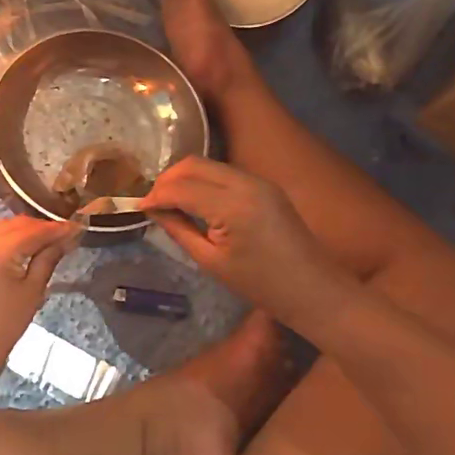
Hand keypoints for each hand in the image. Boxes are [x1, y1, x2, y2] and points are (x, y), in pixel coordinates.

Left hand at [0, 217, 80, 380]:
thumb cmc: (4, 326)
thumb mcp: (32, 292)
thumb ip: (47, 260)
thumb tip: (65, 240)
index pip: (32, 231)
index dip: (55, 228)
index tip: (75, 227)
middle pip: (14, 224)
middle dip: (38, 226)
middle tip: (62, 234)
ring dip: (21, 230)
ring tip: (43, 239)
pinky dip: (3, 237)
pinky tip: (18, 246)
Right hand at [142, 157, 354, 325]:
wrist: (315, 290)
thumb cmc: (261, 285)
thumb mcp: (210, 261)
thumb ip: (178, 229)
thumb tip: (153, 210)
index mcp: (232, 206)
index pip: (181, 188)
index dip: (156, 195)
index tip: (140, 207)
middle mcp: (246, 184)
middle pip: (192, 164)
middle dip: (167, 179)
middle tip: (153, 201)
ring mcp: (258, 181)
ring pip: (207, 164)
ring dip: (184, 177)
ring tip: (170, 200)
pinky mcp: (265, 184)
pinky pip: (223, 172)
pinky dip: (203, 180)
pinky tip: (195, 199)